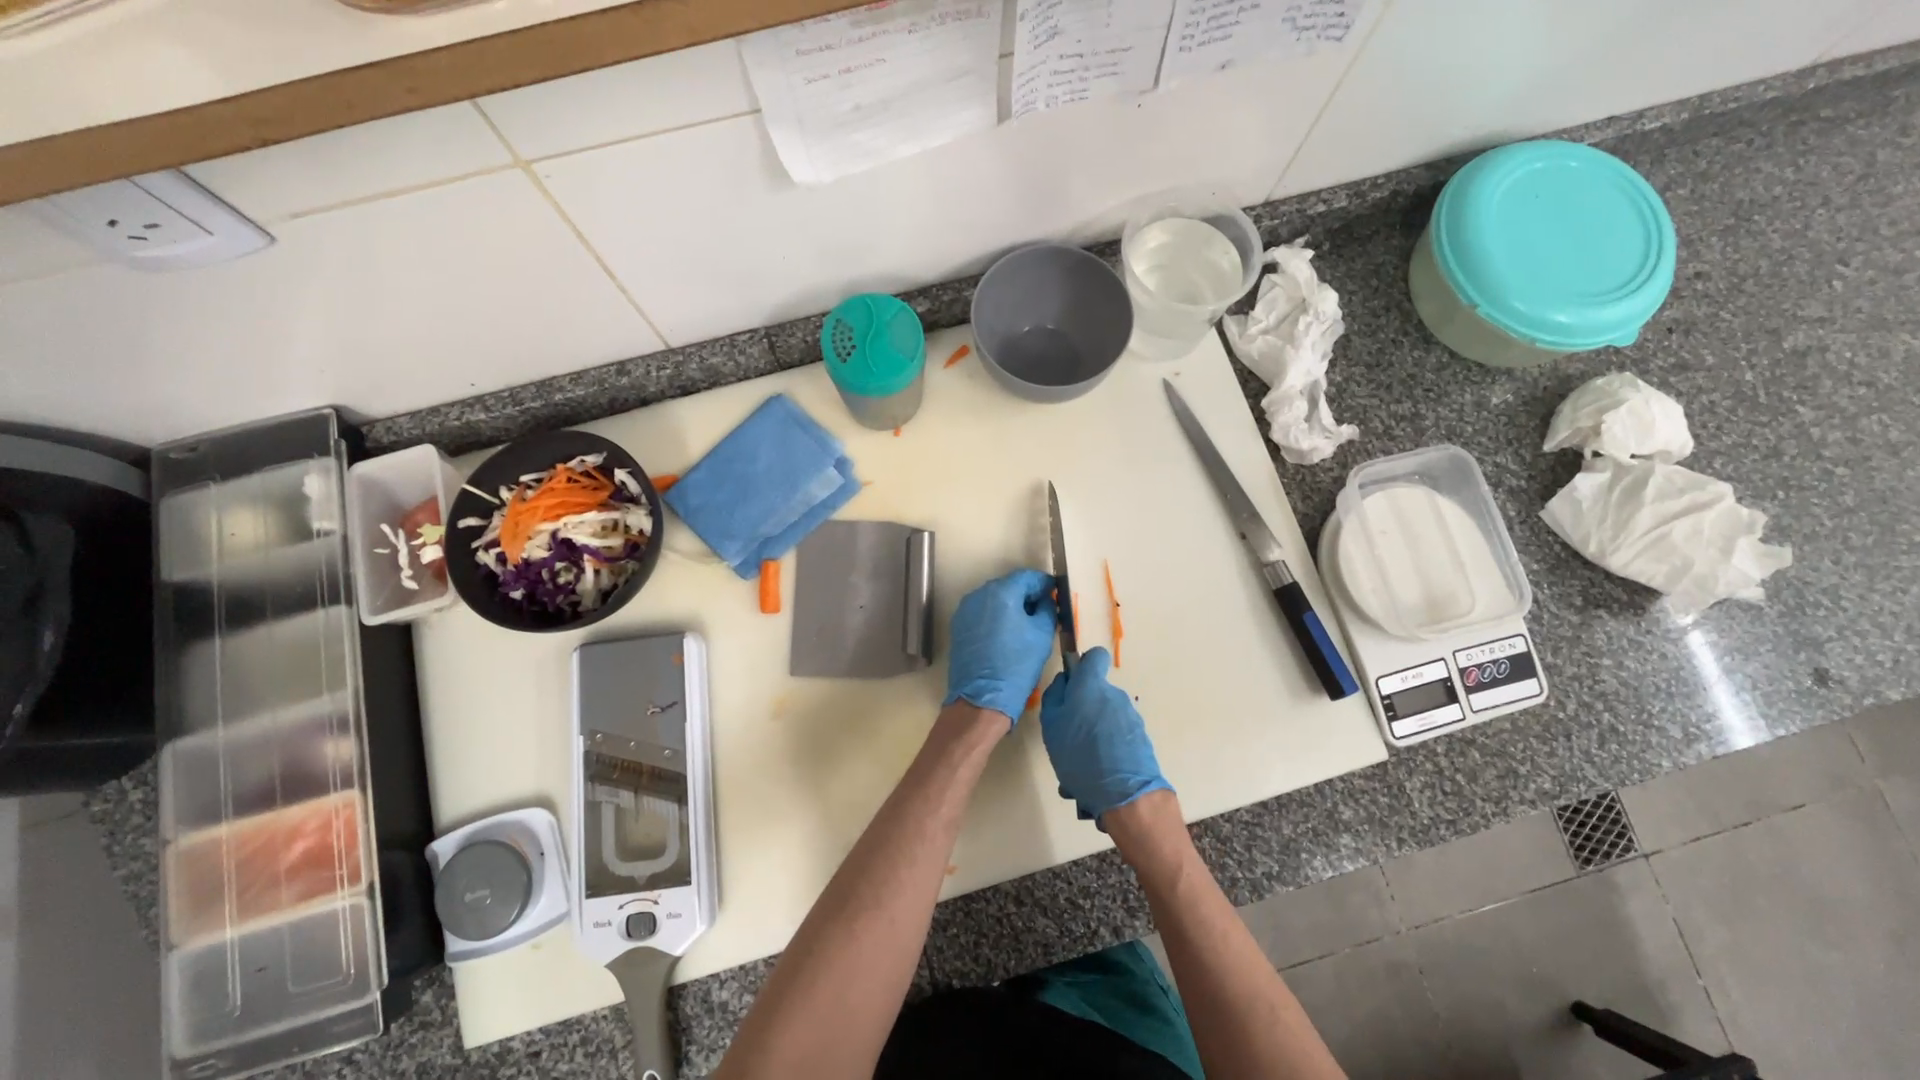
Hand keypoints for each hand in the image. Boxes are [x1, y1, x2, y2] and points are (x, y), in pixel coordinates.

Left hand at [943, 568, 1057, 723]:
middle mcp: (978, 595)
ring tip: (1024, 626)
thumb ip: (1047, 608)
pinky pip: (982, 613)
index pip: (1027, 576)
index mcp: (1001, 592)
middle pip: (1008, 586)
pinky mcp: (958, 626)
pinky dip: (995, 617)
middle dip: (1026, 595)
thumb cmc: (1017, 665)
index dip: (1043, 584)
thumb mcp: (1042, 634)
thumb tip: (1045, 599)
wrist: (982, 698)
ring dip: (1010, 606)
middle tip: (1042, 611)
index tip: (1054, 596)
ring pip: (994, 599)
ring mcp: (965, 611)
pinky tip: (1005, 635)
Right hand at [1039, 647, 1171, 822]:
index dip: (1083, 665)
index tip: (1072, 684)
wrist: (1127, 795)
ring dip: (1092, 734)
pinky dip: (1105, 750)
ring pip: (1104, 718)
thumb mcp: (1051, 727)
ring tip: (1081, 766)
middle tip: (1068, 737)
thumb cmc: (1080, 756)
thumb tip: (1063, 681)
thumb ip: (1054, 698)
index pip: (1095, 657)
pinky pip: (1115, 737)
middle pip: (1096, 693)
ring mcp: (1130, 717)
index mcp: (1091, 687)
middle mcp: (1114, 696)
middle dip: (1083, 710)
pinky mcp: (1140, 737)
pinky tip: (1096, 776)